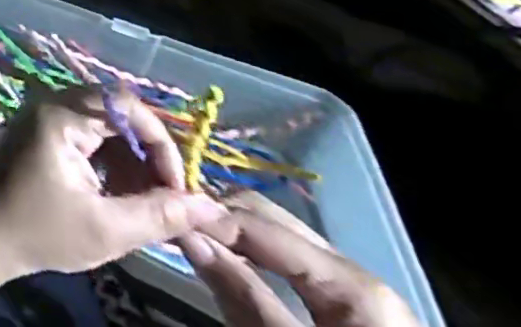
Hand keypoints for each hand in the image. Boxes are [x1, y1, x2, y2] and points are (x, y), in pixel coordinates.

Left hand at [0, 88, 229, 285]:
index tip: (177, 186)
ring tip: (149, 200)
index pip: (126, 106)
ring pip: (106, 123)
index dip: (161, 143)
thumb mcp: (106, 229)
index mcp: (61, 117)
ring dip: (133, 157)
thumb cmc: (40, 230)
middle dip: (149, 152)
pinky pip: (89, 131)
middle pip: (117, 111)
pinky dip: (112, 158)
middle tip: (168, 194)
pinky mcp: (45, 130)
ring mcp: (46, 115)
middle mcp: (53, 104)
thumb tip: (211, 206)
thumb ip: (160, 215)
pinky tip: (124, 192)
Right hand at [177, 195, 419, 326]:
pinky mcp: (352, 306)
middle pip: (272, 218)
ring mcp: (356, 288)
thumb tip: (188, 236)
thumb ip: (242, 294)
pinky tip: (229, 261)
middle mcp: (355, 271)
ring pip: (280, 234)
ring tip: (193, 238)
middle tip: (174, 222)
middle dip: (220, 215)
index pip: (259, 224)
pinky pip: (292, 262)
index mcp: (350, 282)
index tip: (163, 214)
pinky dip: (255, 253)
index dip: (208, 216)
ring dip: (234, 231)